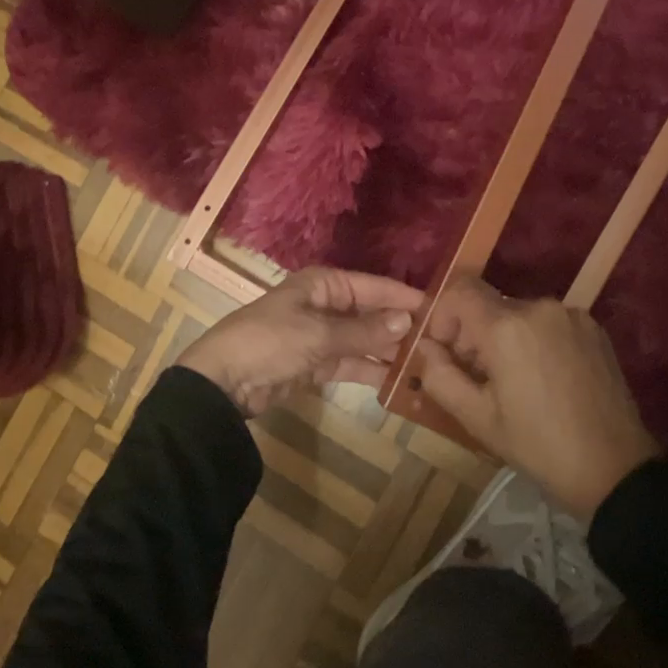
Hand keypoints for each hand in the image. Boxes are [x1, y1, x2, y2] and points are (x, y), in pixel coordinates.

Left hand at [176, 267, 423, 416]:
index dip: (405, 298)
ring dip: (391, 352)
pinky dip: (372, 372)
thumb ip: (364, 332)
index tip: (442, 310)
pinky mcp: (316, 366)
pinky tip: (401, 382)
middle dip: (402, 327)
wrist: (223, 381)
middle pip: (371, 313)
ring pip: (365, 341)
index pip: (373, 287)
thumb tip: (408, 320)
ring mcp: (321, 337)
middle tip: (443, 344)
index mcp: (323, 285)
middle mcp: (325, 305)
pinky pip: (352, 364)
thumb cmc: (270, 342)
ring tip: (430, 365)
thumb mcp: (319, 334)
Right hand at [416, 276, 659, 520]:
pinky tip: (543, 379)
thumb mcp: (476, 418)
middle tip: (476, 377)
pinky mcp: (593, 328)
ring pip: (518, 313)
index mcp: (507, 327)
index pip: (459, 290)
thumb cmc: (538, 446)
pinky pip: (547, 322)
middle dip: (472, 333)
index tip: (446, 352)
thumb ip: (439, 375)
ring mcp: (571, 315)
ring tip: (513, 382)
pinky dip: (534, 340)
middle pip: (488, 304)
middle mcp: (539, 308)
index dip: (443, 315)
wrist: (615, 469)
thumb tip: (425, 347)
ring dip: (504, 337)